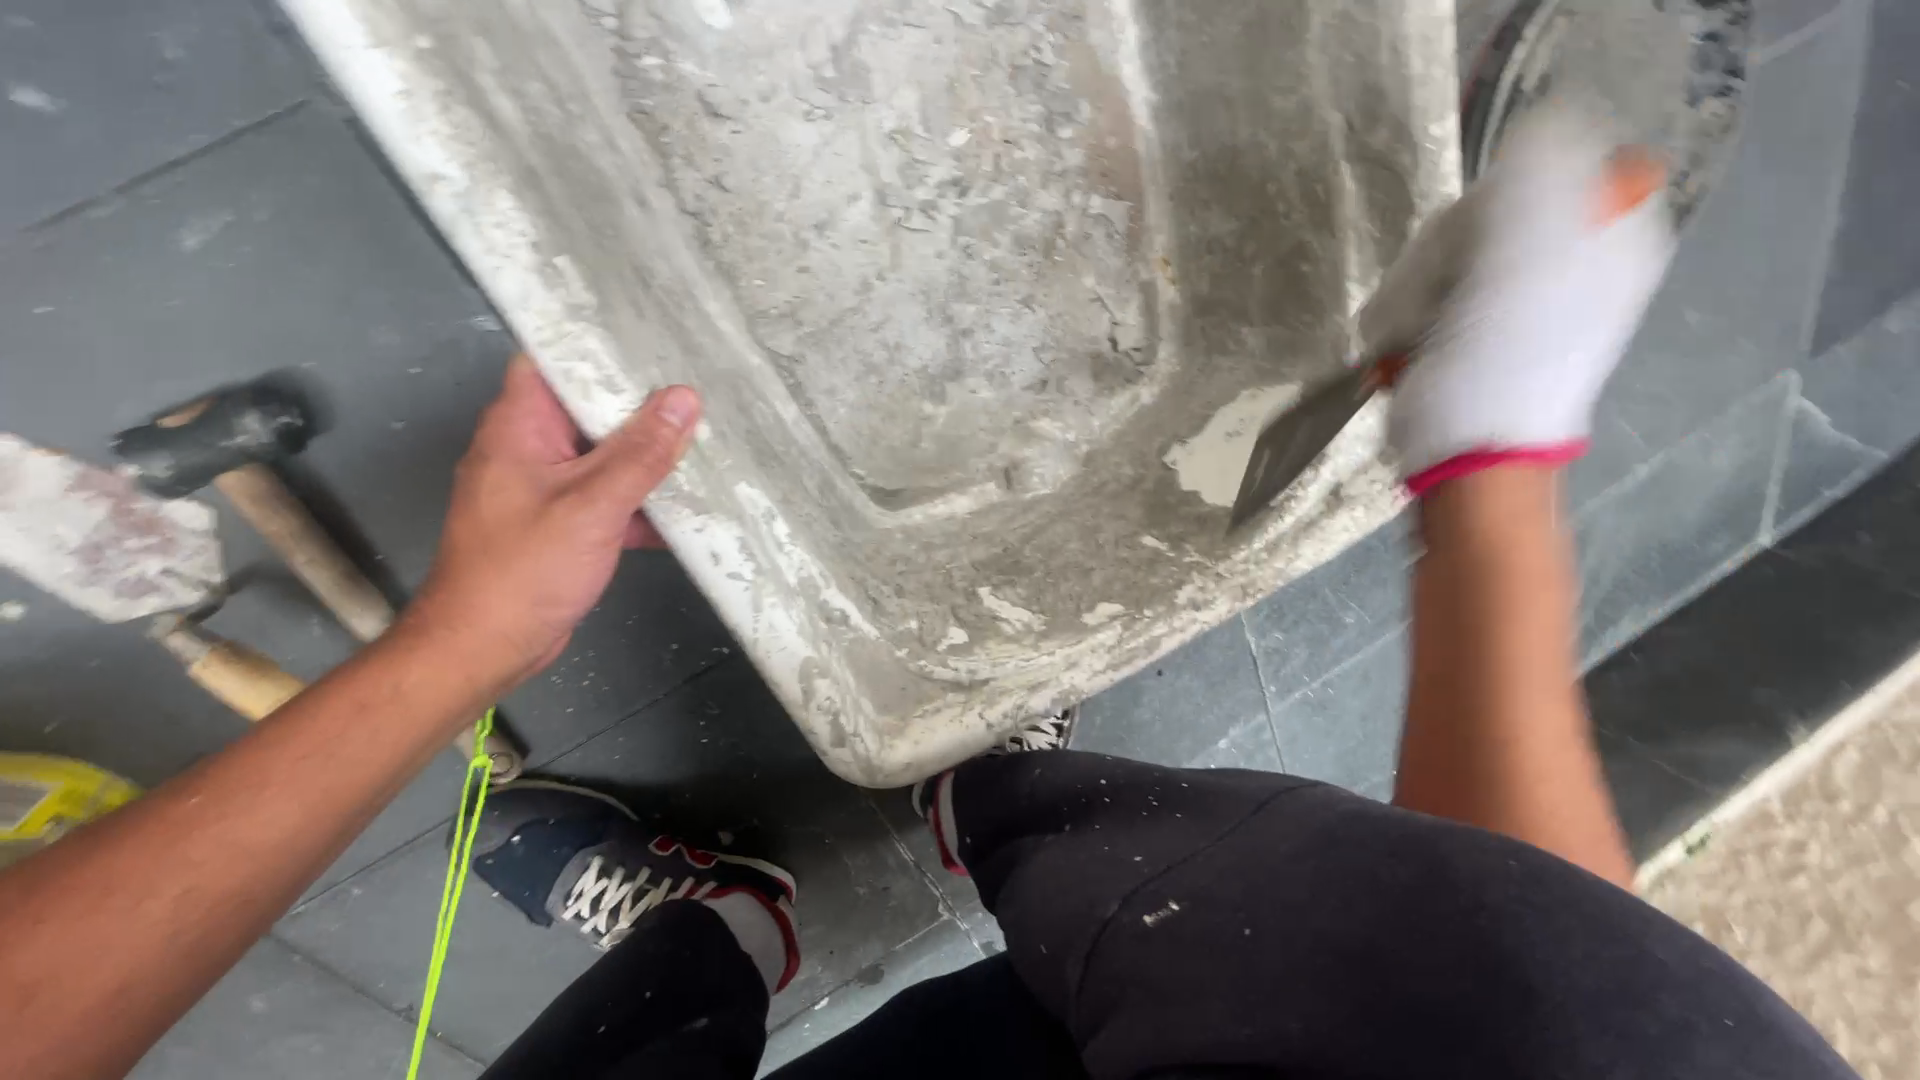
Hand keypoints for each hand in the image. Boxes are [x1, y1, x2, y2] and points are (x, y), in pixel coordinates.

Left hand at [405, 355, 701, 692]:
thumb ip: (641, 453)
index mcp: (519, 426)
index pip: (554, 361)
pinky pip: (608, 499)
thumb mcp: (592, 505)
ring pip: (605, 457)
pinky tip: (689, 511)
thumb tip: (685, 398)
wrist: (485, 647)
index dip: (601, 347)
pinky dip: (642, 504)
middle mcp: (529, 448)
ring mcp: (547, 489)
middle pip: (590, 410)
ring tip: (708, 442)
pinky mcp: (563, 525)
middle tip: (701, 391)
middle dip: (643, 405)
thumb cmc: (526, 568)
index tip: (657, 343)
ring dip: (650, 458)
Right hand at [1361, 109, 1675, 493]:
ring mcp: (1521, 303)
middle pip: (1492, 212)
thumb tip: (1543, 128)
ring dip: (1416, 292)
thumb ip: (1538, 182)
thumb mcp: (1522, 264)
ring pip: (1453, 256)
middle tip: (1434, 296)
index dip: (1497, 198)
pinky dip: (1411, 320)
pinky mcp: (1476, 335)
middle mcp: (1572, 262)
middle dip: (1443, 253)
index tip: (1474, 241)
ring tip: (1409, 334)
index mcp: (1605, 237)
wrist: (1466, 464)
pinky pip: (1435, 297)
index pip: (1550, 166)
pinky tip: (1405, 349)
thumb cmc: (1494, 373)